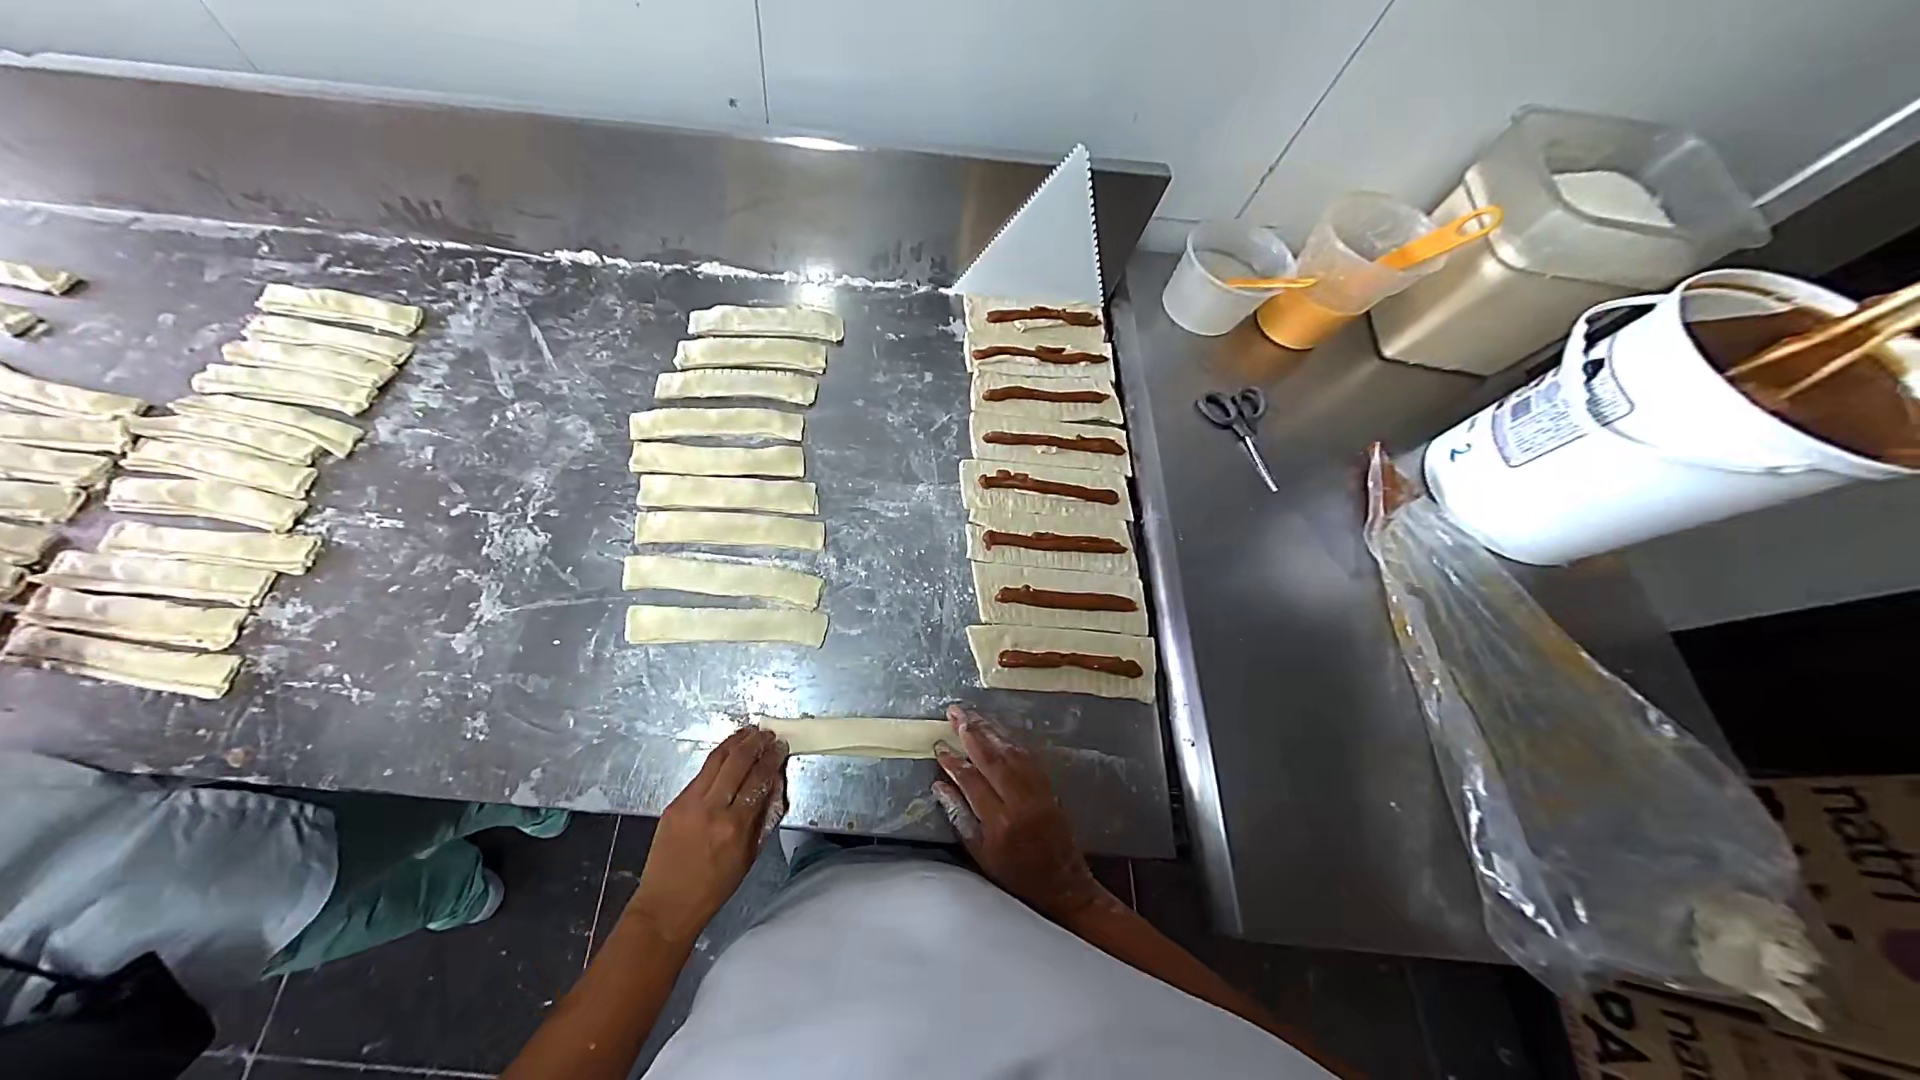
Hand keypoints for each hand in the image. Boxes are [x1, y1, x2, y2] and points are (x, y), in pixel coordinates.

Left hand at [626, 725, 787, 942]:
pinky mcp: (674, 804)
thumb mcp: (749, 855)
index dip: (772, 759)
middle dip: (755, 743)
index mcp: (735, 827)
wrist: (666, 905)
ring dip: (735, 742)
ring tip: (749, 732)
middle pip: (738, 762)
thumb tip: (774, 784)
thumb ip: (763, 817)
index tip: (781, 747)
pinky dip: (717, 758)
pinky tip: (727, 752)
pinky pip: (700, 774)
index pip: (759, 780)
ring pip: (716, 760)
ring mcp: (689, 804)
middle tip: (767, 734)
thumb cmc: (714, 887)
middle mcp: (712, 810)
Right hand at [932, 704, 1113, 920]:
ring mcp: (1038, 790)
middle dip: (971, 732)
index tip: (938, 746)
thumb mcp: (980, 853)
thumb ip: (959, 816)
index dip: (953, 761)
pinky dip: (1011, 739)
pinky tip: (998, 730)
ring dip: (990, 729)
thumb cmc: (1015, 874)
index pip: (971, 780)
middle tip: (954, 712)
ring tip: (971, 714)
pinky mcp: (1049, 786)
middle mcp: (1019, 800)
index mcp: (999, 821)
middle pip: (992, 757)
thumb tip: (939, 785)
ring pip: (1011, 751)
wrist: (1062, 883)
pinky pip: (1028, 755)